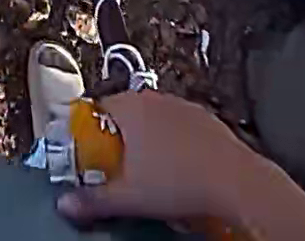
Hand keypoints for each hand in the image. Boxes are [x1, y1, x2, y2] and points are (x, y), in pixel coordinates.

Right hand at [54, 92, 275, 226]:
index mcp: (128, 106)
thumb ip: (95, 199)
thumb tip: (64, 205)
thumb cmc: (181, 184)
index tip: (96, 154)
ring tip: (156, 172)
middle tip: (125, 169)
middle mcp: (151, 98)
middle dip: (122, 139)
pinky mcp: (205, 117)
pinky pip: (180, 126)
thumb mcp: (132, 197)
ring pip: (154, 119)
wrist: (239, 184)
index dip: (93, 132)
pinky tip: (184, 169)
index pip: (97, 109)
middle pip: (125, 113)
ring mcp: (180, 105)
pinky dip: (177, 142)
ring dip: (150, 139)